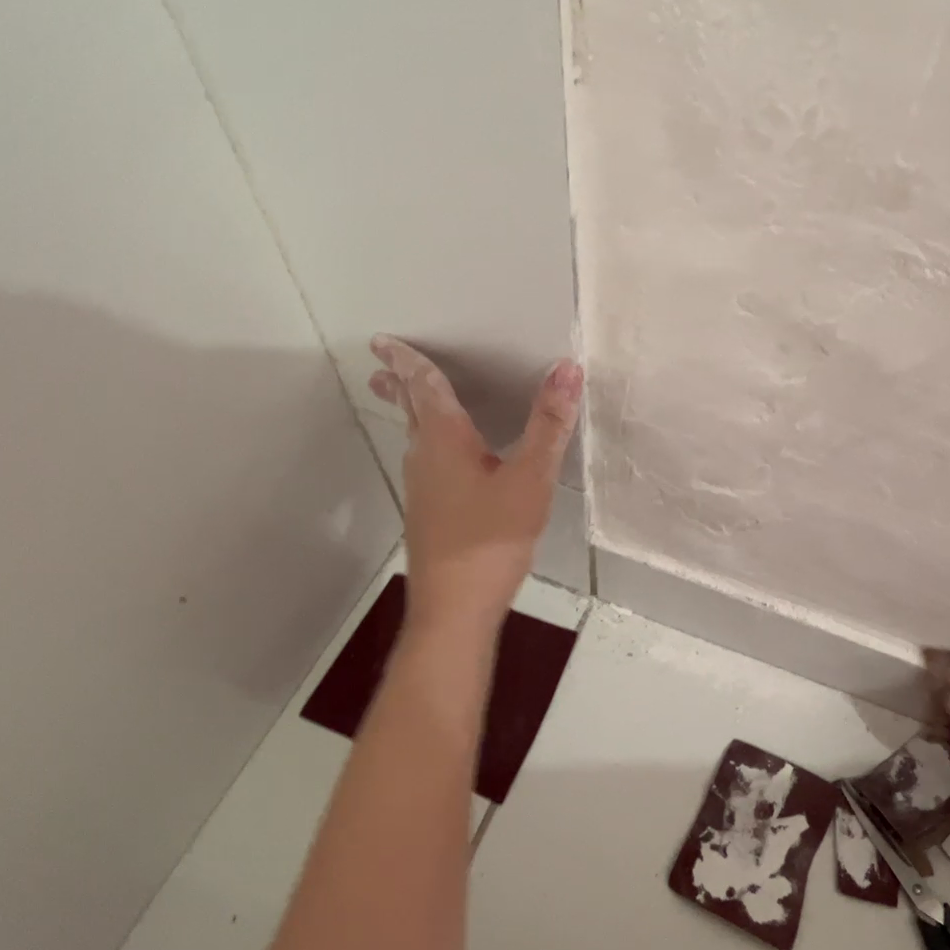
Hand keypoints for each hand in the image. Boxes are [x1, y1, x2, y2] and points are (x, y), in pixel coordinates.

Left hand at [367, 336, 582, 631]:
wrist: (455, 608)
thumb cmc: (491, 539)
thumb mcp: (530, 479)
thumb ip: (549, 425)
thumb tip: (567, 368)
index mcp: (445, 440)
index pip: (423, 387)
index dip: (407, 361)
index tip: (384, 341)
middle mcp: (424, 459)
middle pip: (409, 411)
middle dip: (399, 385)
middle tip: (382, 365)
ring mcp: (422, 490)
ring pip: (414, 439)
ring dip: (411, 413)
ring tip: (410, 400)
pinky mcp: (429, 515)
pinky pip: (425, 462)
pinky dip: (429, 443)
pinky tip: (445, 460)